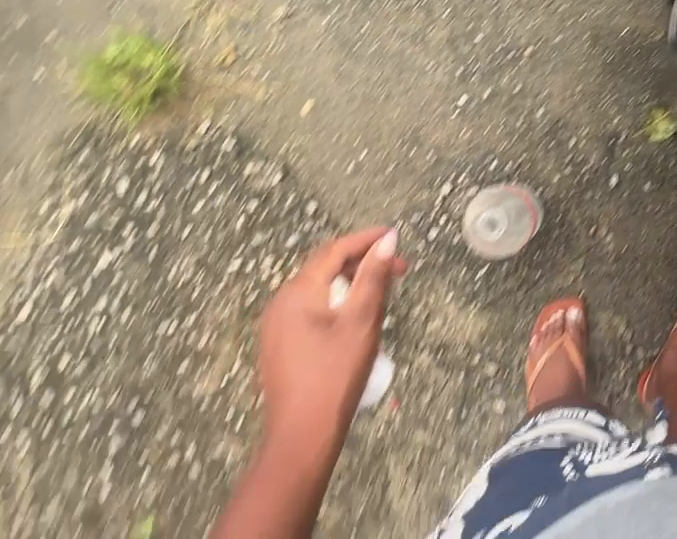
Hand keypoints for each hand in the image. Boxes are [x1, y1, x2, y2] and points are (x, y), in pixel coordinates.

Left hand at [256, 226, 408, 445]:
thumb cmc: (334, 377)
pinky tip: (357, 321)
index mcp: (297, 293)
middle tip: (399, 270)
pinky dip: (338, 305)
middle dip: (362, 264)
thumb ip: (373, 277)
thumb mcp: (361, 322)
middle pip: (325, 269)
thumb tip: (387, 240)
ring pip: (320, 292)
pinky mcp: (281, 347)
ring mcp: (277, 328)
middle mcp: (281, 304)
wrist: (301, 440)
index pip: (334, 251)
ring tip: (382, 294)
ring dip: (352, 285)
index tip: (396, 236)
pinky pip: (313, 312)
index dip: (366, 240)